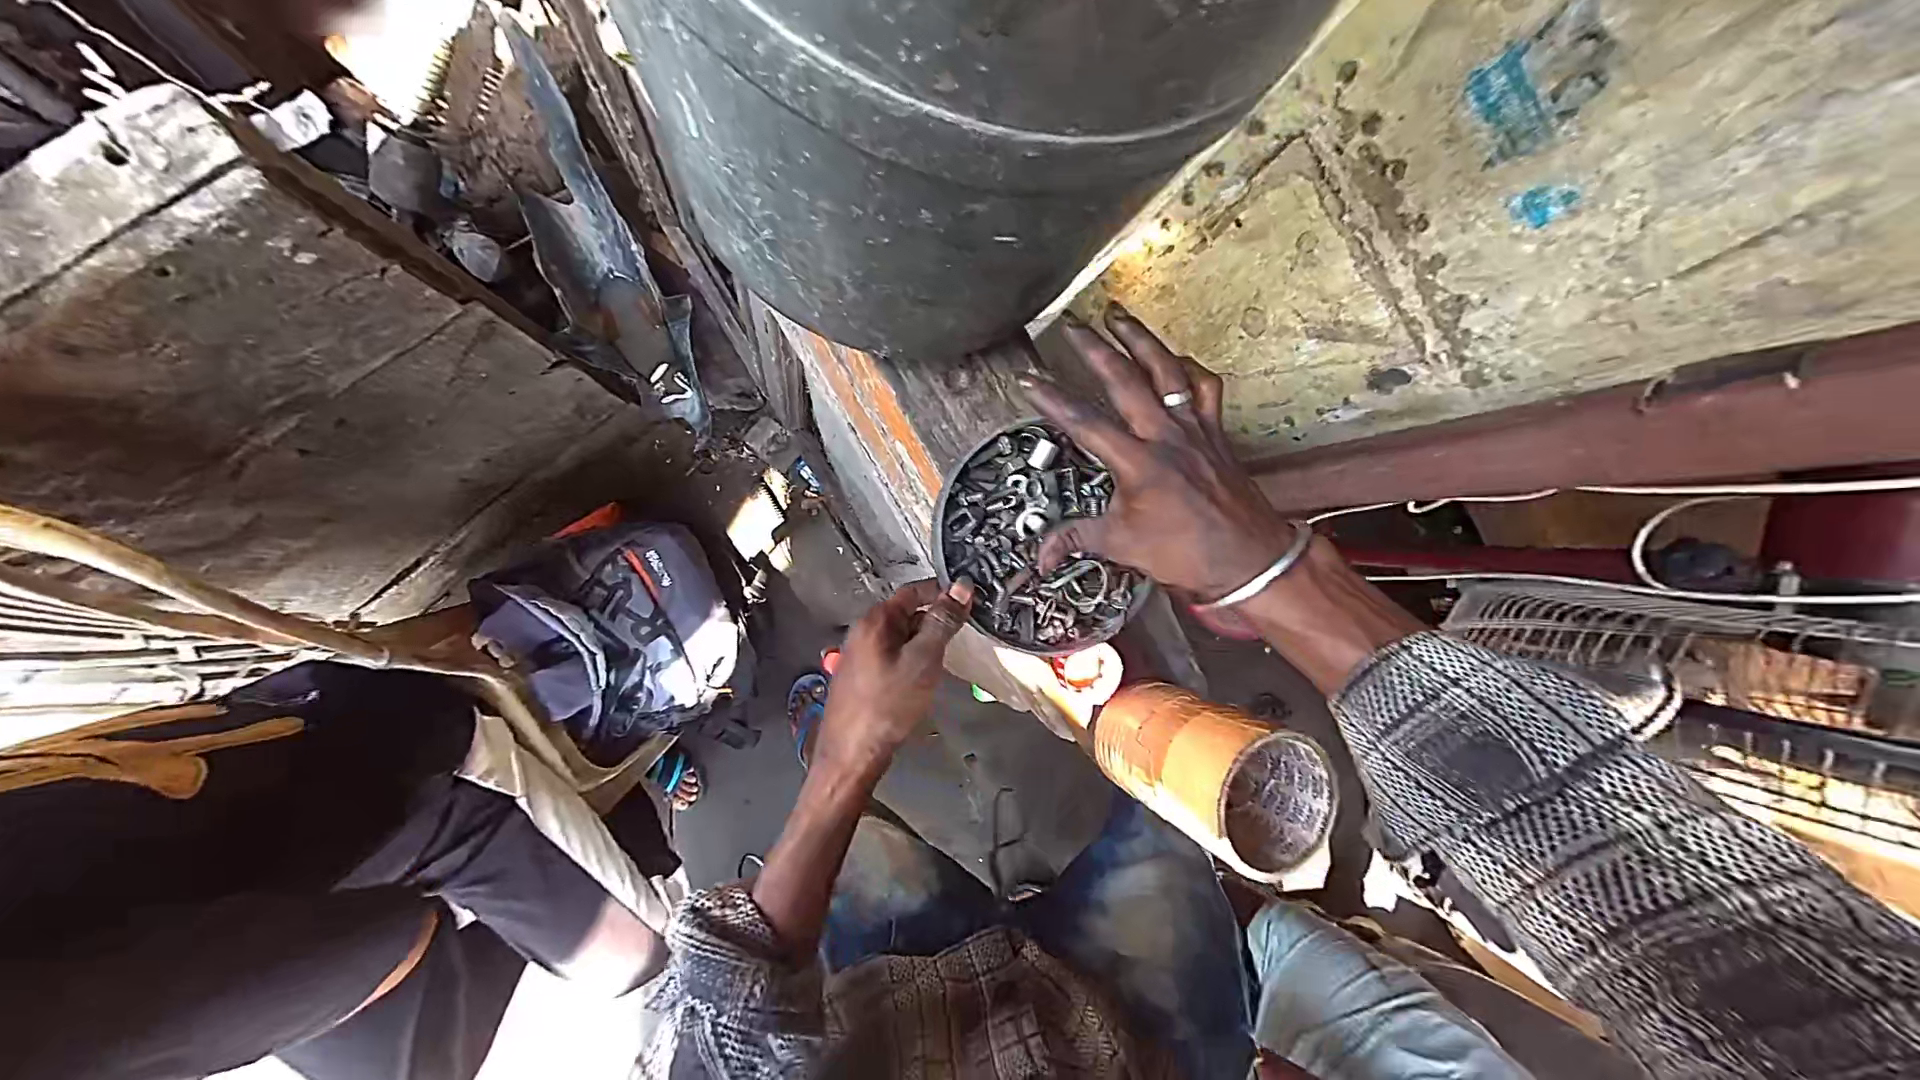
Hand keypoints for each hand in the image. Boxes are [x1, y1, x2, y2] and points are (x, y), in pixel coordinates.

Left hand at [811, 579, 973, 777]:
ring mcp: (860, 654)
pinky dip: (912, 659)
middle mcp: (863, 630)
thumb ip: (943, 622)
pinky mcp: (862, 676)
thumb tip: (961, 586)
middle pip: (907, 613)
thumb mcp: (924, 659)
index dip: (943, 593)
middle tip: (963, 635)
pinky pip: (893, 655)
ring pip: (901, 637)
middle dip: (936, 621)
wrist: (851, 753)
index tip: (970, 603)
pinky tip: (924, 678)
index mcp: (875, 619)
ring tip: (948, 658)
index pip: (915, 590)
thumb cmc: (889, 703)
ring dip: (925, 643)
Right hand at [1021, 305, 1294, 600]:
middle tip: (1073, 325)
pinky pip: (1203, 387)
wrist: (1248, 557)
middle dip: (1094, 348)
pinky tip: (1174, 357)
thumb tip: (1044, 552)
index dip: (1053, 399)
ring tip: (1118, 315)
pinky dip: (1188, 367)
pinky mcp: (1213, 431)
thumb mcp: (1123, 546)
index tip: (1032, 380)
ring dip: (1139, 339)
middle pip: (1125, 380)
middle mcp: (1168, 438)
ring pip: (1165, 370)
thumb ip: (1077, 538)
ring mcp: (1194, 429)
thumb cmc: (1194, 552)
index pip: (1086, 422)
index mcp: (1141, 464)